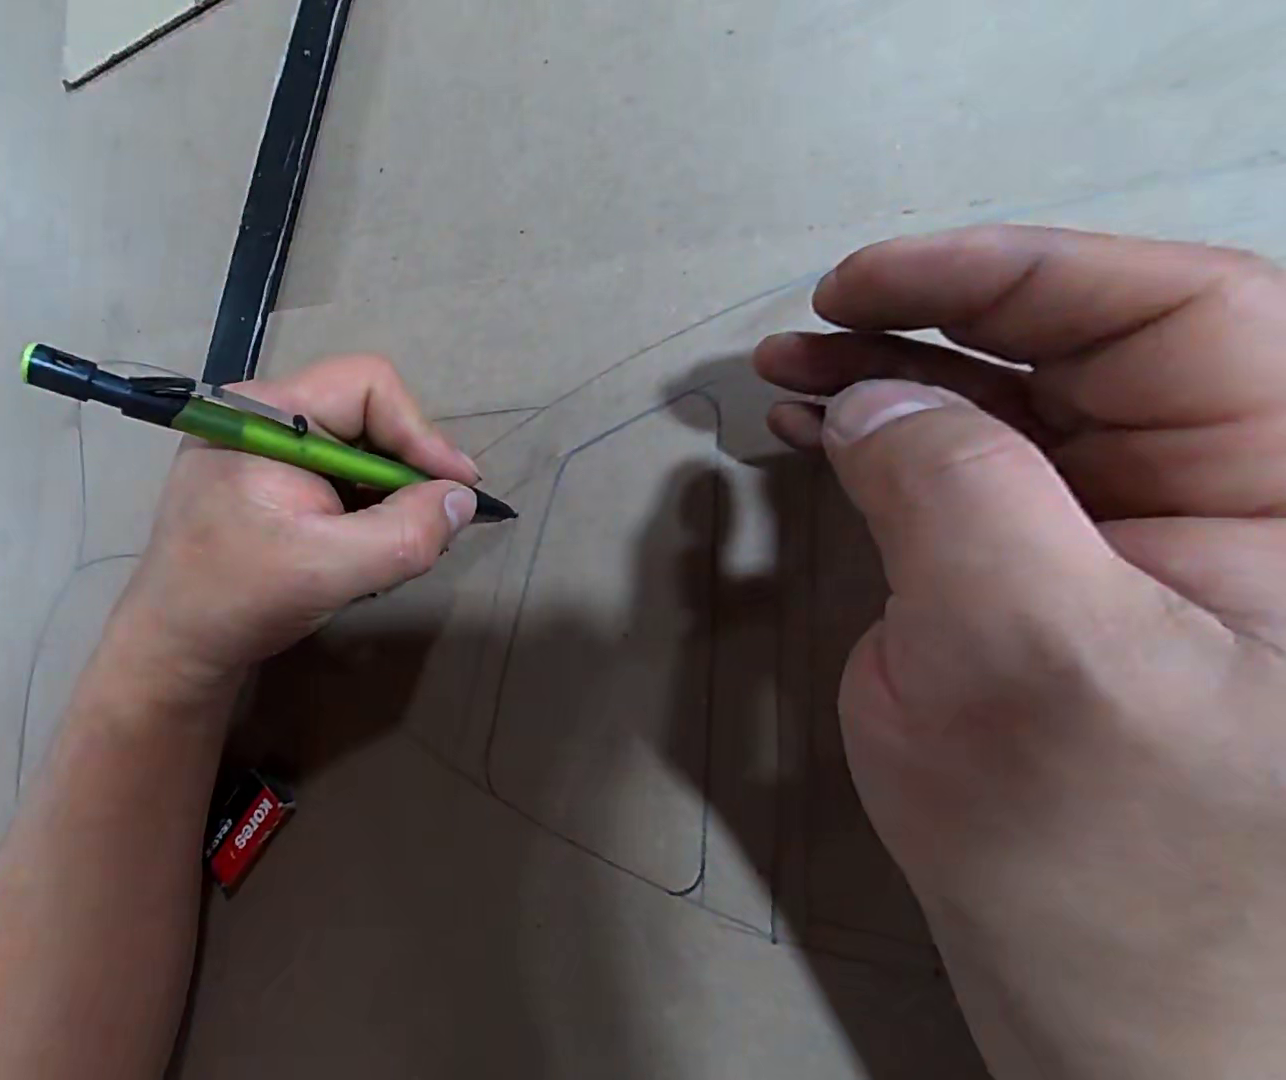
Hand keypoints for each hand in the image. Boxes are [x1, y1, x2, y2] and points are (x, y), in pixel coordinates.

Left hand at [96, 355, 480, 710]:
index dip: (421, 433)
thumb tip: (462, 499)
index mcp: (264, 413)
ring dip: (386, 498)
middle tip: (431, 524)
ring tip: (393, 546)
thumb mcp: (329, 569)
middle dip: (405, 473)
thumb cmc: (235, 601)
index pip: (366, 387)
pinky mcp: (265, 482)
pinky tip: (361, 550)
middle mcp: (261, 418)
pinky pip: (333, 478)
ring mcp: (261, 450)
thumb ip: (405, 533)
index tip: (458, 488)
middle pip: (364, 418)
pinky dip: (361, 511)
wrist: (174, 646)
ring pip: (354, 452)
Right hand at [755, 226, 1285, 1078]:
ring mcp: (1098, 529)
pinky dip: (868, 434)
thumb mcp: (1024, 647)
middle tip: (807, 323)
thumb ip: (955, 496)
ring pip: (995, 402)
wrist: (1074, 948)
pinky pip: (945, 464)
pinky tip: (810, 424)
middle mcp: (1208, 489)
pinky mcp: (1011, 563)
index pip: (1178, 318)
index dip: (1008, 274)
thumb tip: (871, 398)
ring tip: (784, 368)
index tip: (860, 277)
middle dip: (924, 321)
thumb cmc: (1084, 821)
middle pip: (1070, 349)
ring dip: (881, 375)